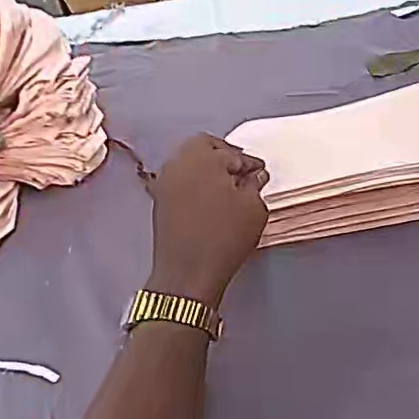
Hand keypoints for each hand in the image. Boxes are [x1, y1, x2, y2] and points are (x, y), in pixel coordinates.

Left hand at [147, 134, 268, 306]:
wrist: (189, 272)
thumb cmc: (222, 239)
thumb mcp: (254, 208)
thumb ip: (255, 185)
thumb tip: (255, 178)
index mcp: (204, 158)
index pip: (233, 152)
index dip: (250, 162)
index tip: (259, 170)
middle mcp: (179, 164)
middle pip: (203, 146)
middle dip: (224, 155)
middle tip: (241, 170)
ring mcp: (165, 182)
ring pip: (188, 162)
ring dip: (206, 168)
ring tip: (226, 186)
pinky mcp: (159, 201)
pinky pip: (179, 180)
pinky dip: (194, 183)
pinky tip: (210, 200)